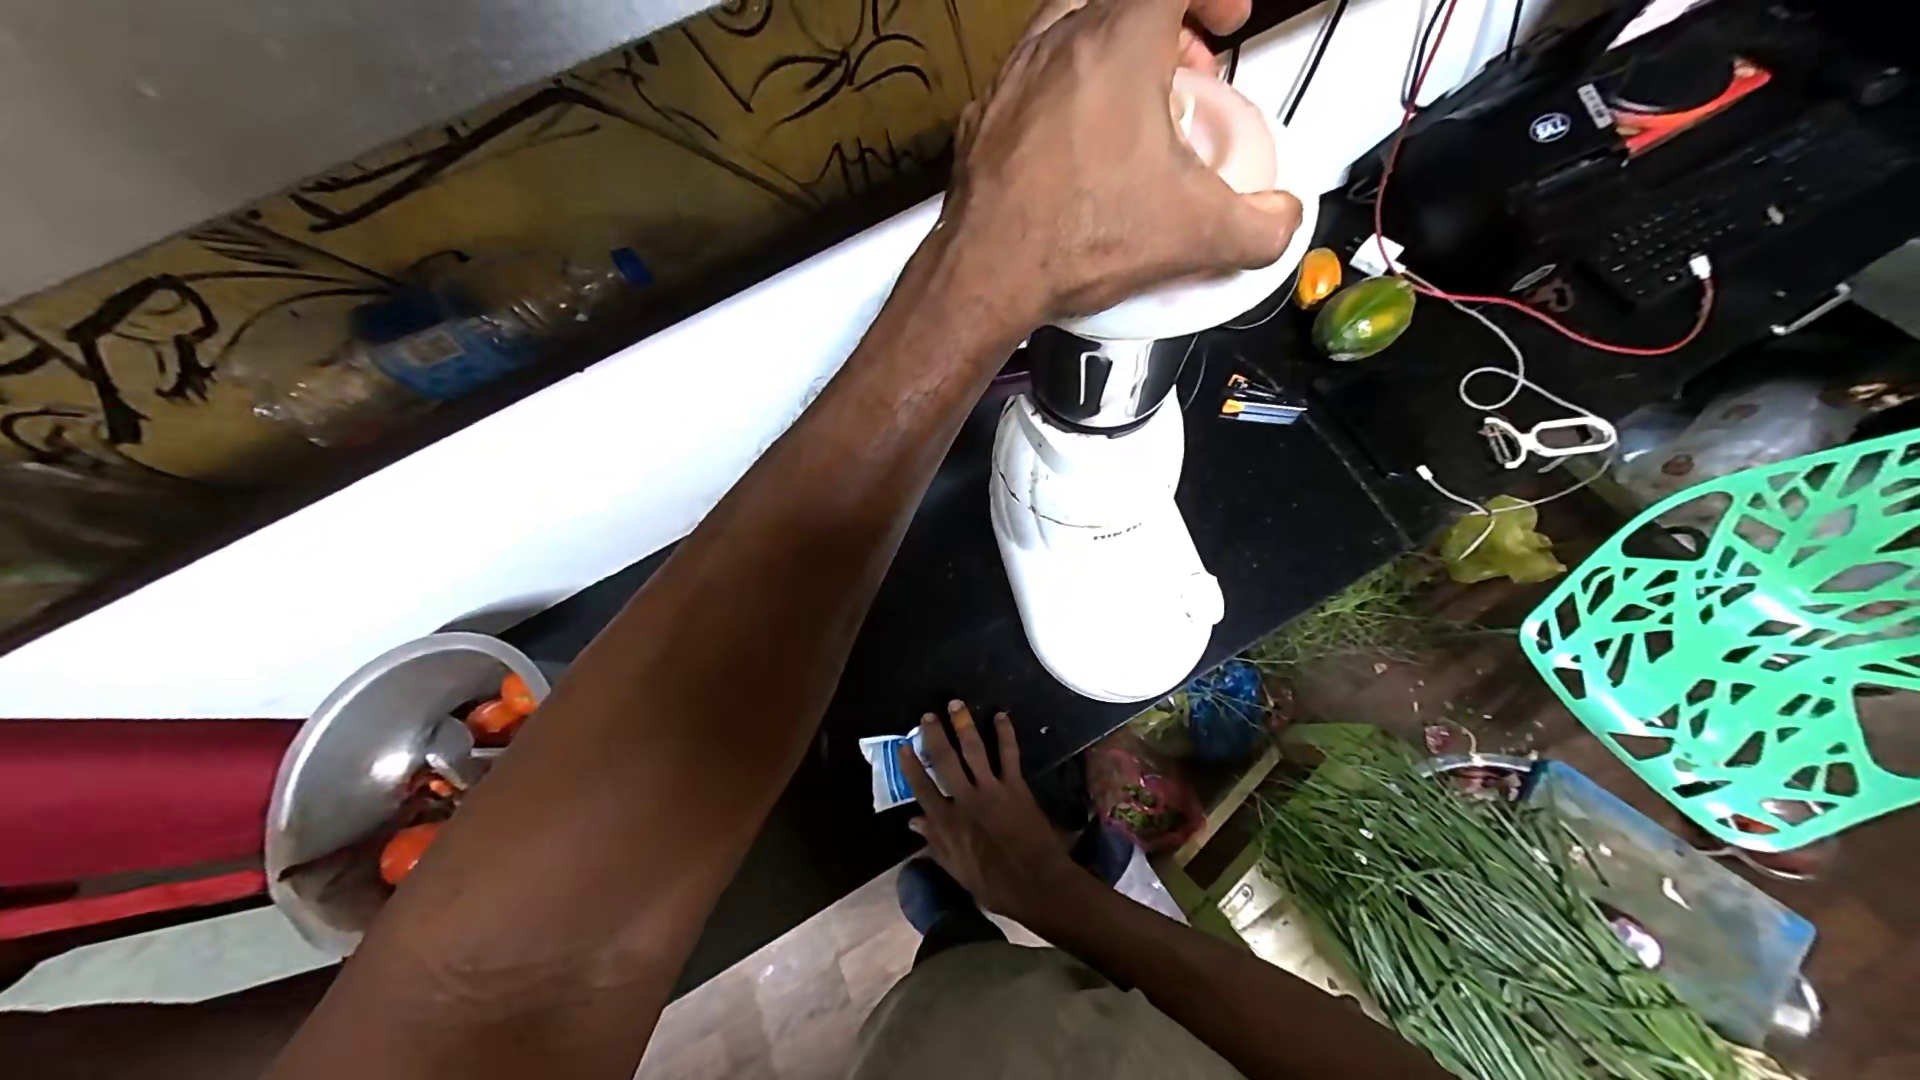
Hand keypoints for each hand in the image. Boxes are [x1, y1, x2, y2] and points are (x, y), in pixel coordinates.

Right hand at [897, 702, 1079, 921]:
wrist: (1036, 884)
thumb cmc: (995, 885)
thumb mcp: (957, 870)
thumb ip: (935, 843)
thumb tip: (914, 821)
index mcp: (947, 823)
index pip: (922, 788)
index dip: (911, 766)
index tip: (904, 746)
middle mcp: (965, 800)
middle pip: (944, 761)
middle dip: (934, 736)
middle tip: (928, 715)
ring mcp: (991, 790)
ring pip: (973, 751)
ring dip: (964, 725)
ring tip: (956, 704)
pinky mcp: (1015, 786)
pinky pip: (1009, 754)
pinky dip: (1005, 734)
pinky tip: (1001, 716)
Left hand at [941, 0, 1302, 322]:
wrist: (986, 275)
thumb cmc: (1073, 239)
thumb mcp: (1194, 236)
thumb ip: (1260, 226)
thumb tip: (1279, 221)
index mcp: (1118, 42)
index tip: (1226, 21)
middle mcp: (1058, 44)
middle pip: (1122, 1)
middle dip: (1166, 28)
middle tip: (1184, 74)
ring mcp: (1012, 80)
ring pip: (1068, 32)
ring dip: (1108, 55)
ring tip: (1127, 108)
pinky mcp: (981, 120)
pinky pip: (1028, 83)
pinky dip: (1058, 95)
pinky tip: (1070, 144)